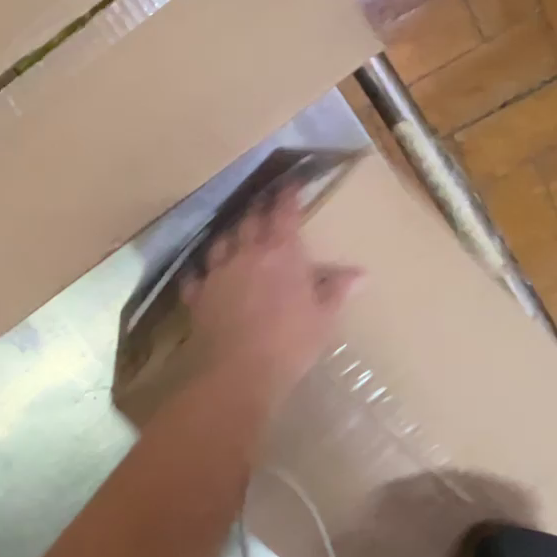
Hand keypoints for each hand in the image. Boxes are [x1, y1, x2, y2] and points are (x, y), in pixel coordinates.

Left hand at [181, 184, 360, 405]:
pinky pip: (197, 277)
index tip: (291, 184)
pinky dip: (202, 273)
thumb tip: (360, 274)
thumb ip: (336, 290)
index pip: (284, 214)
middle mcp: (246, 254)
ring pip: (221, 243)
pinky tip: (202, 275)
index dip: (288, 196)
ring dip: (230, 236)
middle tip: (264, 203)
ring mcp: (218, 273)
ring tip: (236, 234)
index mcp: (282, 253)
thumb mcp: (323, 318)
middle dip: (258, 209)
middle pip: (250, 221)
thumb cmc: (290, 343)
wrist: (238, 371)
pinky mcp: (198, 296)